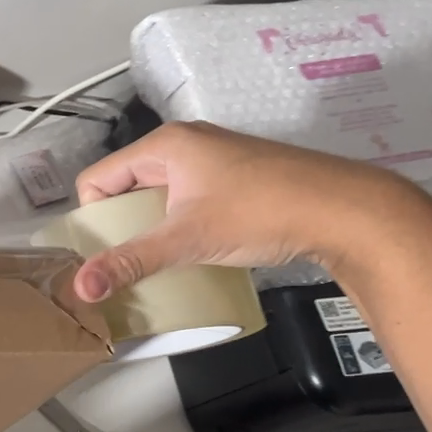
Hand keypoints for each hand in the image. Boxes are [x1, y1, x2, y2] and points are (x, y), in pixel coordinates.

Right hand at [70, 121, 424, 301]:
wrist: (351, 212)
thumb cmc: (262, 213)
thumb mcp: (187, 240)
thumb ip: (129, 262)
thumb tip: (80, 289)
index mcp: (165, 145)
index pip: (97, 178)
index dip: (94, 216)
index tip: (107, 249)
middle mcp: (185, 142)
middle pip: (124, 185)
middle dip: (121, 223)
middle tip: (130, 257)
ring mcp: (213, 156)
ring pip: (155, 193)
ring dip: (150, 224)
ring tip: (161, 255)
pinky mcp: (234, 174)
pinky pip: (183, 196)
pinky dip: (178, 220)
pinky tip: (193, 244)